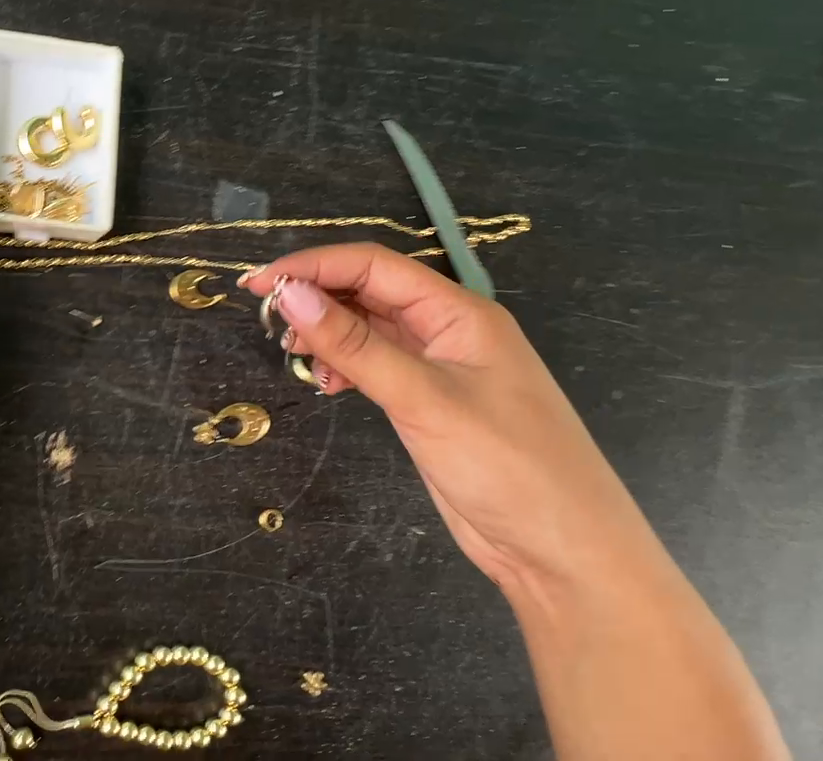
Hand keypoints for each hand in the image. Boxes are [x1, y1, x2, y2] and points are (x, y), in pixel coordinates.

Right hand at [239, 244, 665, 602]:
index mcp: (458, 312)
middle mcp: (446, 330)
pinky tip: (328, 384)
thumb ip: (353, 345)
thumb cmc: (507, 466)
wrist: (563, 555)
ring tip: (296, 356)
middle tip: (267, 321)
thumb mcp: (422, 399)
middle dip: (316, 298)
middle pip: (368, 292)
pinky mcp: (426, 401)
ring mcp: (437, 367)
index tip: (259, 284)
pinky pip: (373, 363)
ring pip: (367, 328)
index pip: (373, 266)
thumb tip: (289, 294)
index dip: (313, 266)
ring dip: (327, 334)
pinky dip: (343, 366)